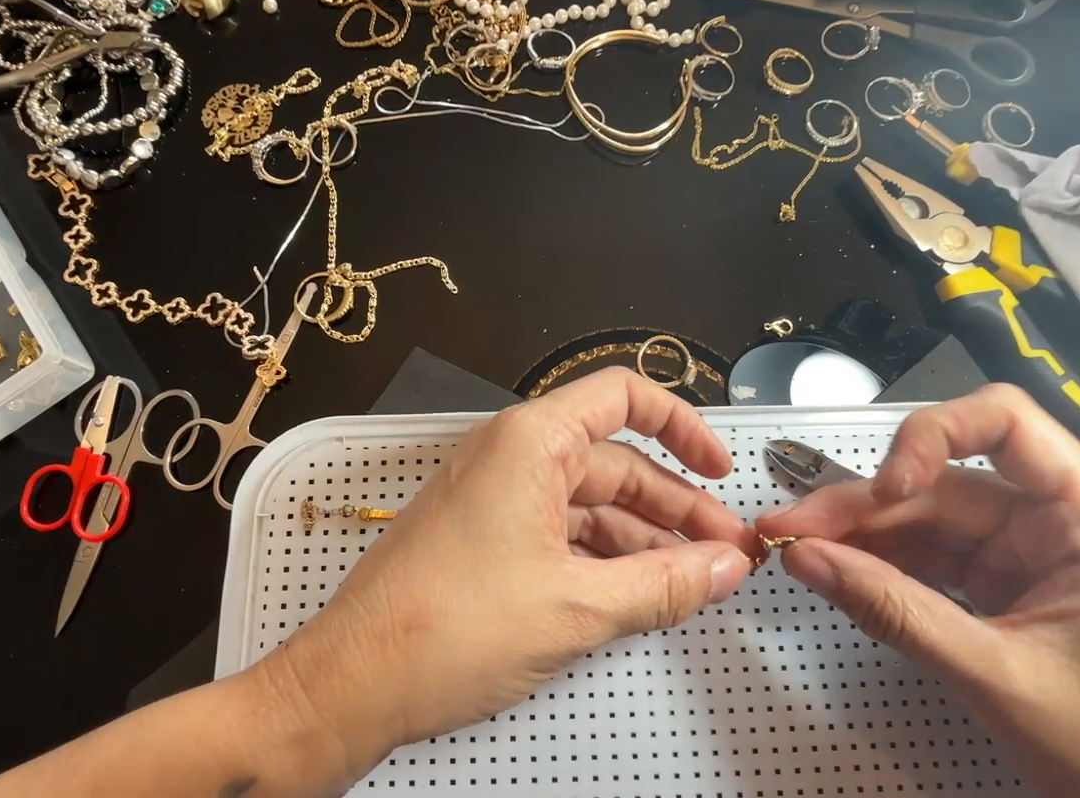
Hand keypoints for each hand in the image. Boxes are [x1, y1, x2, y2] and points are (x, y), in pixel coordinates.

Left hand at [261, 369, 760, 778]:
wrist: (354, 683)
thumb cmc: (447, 628)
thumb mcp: (575, 608)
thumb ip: (663, 585)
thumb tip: (723, 569)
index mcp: (531, 441)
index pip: (623, 396)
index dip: (682, 424)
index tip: (720, 468)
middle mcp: (514, 455)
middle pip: (616, 459)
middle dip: (676, 505)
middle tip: (725, 553)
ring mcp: (499, 495)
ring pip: (592, 501)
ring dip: (645, 538)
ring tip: (693, 581)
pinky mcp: (489, 534)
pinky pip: (563, 530)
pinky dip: (605, 556)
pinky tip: (640, 591)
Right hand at [756, 385, 1079, 797]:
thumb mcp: (1000, 681)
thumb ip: (894, 612)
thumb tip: (803, 559)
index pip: (1006, 423)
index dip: (932, 436)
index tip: (885, 489)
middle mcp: (1065, 517)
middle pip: (947, 480)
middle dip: (866, 504)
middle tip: (789, 528)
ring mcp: (1035, 550)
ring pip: (932, 517)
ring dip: (864, 535)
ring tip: (798, 549)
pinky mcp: (1012, 581)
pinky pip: (937, 556)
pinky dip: (887, 565)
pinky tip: (839, 570)